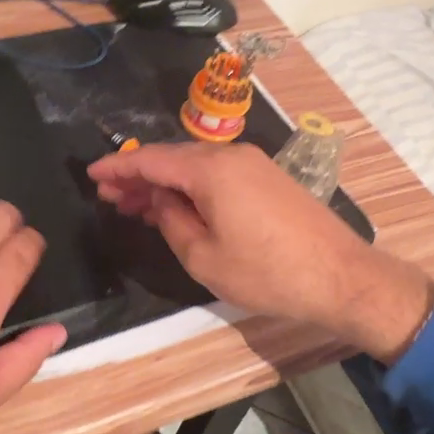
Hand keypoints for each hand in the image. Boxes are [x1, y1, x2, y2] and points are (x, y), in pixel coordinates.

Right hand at [87, 143, 433, 362]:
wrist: (341, 276)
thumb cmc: (267, 272)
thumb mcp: (204, 257)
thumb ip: (172, 222)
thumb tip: (161, 201)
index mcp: (211, 170)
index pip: (152, 159)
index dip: (119, 167)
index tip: (92, 175)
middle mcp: (231, 156)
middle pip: (173, 159)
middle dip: (139, 176)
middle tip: (110, 197)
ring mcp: (254, 165)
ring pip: (196, 166)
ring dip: (165, 183)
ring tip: (136, 206)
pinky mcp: (269, 178)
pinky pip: (218, 174)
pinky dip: (191, 187)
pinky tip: (178, 207)